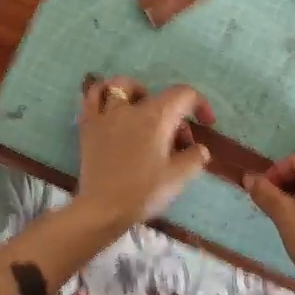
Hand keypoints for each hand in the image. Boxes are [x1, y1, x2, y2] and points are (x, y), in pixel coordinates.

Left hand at [76, 76, 213, 226]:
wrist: (103, 209)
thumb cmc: (142, 191)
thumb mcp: (177, 178)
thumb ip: (194, 158)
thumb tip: (200, 148)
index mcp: (156, 118)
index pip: (184, 94)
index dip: (200, 104)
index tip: (206, 123)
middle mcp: (131, 109)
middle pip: (156, 95)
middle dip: (173, 111)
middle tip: (176, 138)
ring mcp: (106, 115)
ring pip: (118, 86)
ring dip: (135, 92)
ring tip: (142, 107)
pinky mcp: (88, 127)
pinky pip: (92, 98)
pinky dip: (103, 94)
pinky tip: (111, 107)